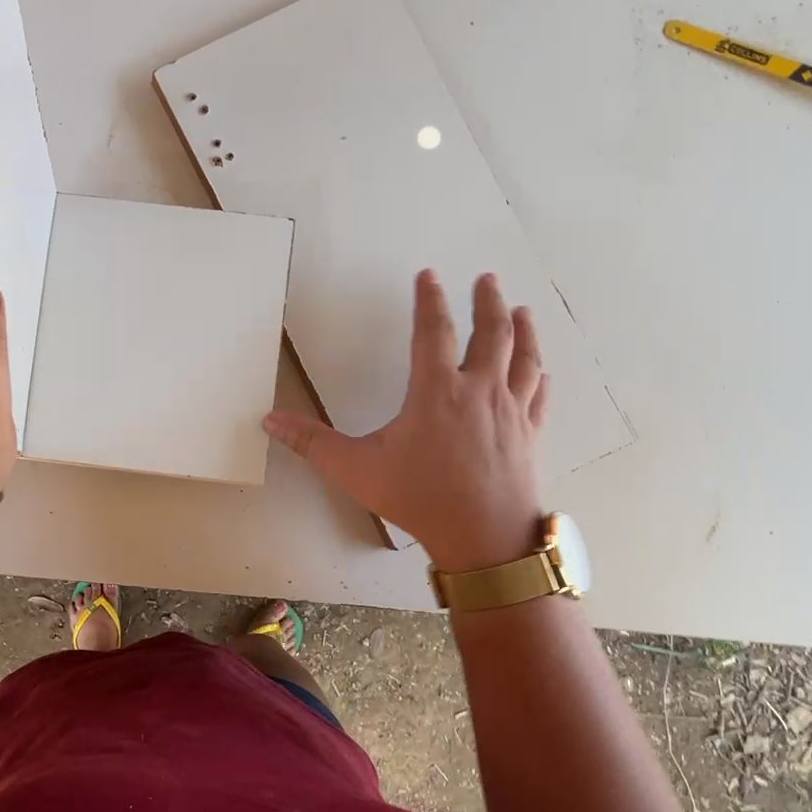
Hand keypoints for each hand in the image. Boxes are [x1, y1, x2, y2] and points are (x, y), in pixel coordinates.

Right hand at [264, 270, 549, 572]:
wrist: (484, 536)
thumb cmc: (417, 498)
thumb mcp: (354, 469)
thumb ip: (311, 443)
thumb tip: (270, 420)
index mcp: (436, 390)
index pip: (433, 331)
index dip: (430, 300)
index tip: (429, 276)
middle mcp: (478, 390)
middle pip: (491, 333)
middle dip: (488, 301)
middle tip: (487, 279)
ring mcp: (511, 411)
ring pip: (524, 356)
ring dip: (523, 328)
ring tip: (521, 309)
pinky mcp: (531, 434)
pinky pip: (539, 394)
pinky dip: (539, 375)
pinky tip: (541, 370)